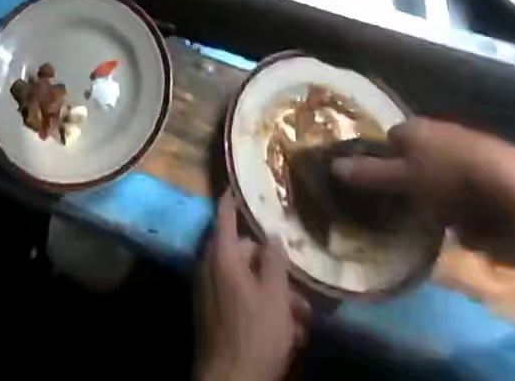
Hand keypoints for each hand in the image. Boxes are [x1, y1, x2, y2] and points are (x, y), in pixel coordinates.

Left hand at [195, 190, 309, 380]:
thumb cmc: (254, 334)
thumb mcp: (275, 296)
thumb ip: (275, 261)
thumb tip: (272, 235)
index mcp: (222, 254)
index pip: (226, 213)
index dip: (234, 196)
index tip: (241, 180)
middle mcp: (210, 265)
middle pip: (244, 252)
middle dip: (275, 269)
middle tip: (304, 289)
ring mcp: (209, 290)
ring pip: (247, 280)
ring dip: (275, 296)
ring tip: (304, 322)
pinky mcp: (214, 314)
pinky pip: (240, 300)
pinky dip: (262, 309)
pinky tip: (289, 334)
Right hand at [331, 117, 514, 264]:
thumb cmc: (452, 179)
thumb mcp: (405, 181)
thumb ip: (371, 174)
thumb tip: (333, 164)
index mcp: (415, 128)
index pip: (393, 140)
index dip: (393, 165)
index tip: (398, 189)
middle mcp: (441, 129)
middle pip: (425, 163)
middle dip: (429, 191)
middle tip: (434, 216)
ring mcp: (473, 144)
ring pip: (454, 178)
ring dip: (458, 204)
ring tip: (469, 229)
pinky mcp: (502, 163)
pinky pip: (483, 187)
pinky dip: (485, 207)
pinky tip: (494, 226)